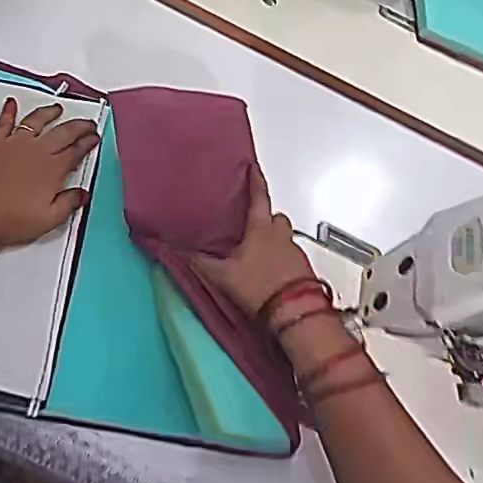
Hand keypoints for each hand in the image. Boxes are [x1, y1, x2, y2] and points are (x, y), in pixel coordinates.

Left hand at [0, 98, 99, 250]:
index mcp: (53, 169)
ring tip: (57, 109)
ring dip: (49, 113)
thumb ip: (68, 203)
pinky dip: (9, 111)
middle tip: (87, 124)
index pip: (76, 151)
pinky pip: (5, 123)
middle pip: (63, 132)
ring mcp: (15, 146)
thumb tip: (80, 194)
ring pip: (37, 121)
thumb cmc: (8, 218)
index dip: (87, 143)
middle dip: (78, 126)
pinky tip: (11, 104)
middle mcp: (36, 152)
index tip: (93, 139)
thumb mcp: (48, 220)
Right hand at [191, 164, 316, 313]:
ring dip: (274, 239)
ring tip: (259, 251)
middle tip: (253, 223)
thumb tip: (178, 251)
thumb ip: (200, 262)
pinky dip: (281, 258)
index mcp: (262, 230)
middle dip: (266, 217)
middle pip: (276, 217)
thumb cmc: (260, 288)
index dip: (255, 181)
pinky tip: (270, 271)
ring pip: (285, 236)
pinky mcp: (304, 271)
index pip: (259, 198)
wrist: (295, 314)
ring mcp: (296, 253)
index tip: (253, 169)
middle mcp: (282, 237)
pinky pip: (291, 256)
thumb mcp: (223, 275)